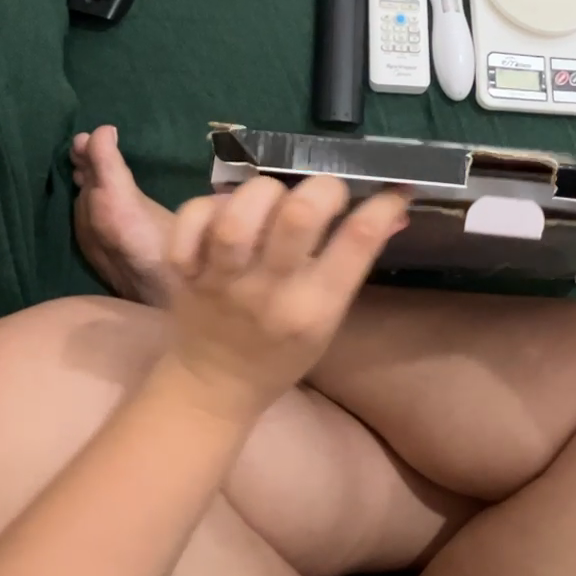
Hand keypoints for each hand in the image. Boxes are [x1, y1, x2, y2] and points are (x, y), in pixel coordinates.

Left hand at [156, 176, 409, 423]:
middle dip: (319, 189)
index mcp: (315, 308)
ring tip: (269, 201)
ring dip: (261, 194)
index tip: (390, 191)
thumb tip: (392, 210)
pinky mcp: (184, 270)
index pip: (358, 240)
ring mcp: (221, 280)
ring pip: (240, 215)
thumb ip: (351, 264)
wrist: (213, 387)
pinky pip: (192, 218)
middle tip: (322, 194)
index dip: (381, 205)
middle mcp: (270, 291)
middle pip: (298, 216)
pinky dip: (207, 205)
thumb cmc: (282, 350)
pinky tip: (221, 213)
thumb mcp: (329, 319)